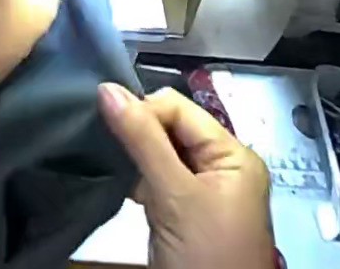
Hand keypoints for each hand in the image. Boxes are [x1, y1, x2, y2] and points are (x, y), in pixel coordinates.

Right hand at [98, 83, 274, 268]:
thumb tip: (107, 88)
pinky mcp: (185, 216)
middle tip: (106, 144)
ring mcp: (204, 193)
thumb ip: (142, 139)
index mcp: (233, 154)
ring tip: (110, 161)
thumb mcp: (175, 196)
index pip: (179, 108)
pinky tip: (120, 183)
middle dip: (138, 133)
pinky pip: (158, 180)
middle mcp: (222, 166)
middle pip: (170, 128)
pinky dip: (139, 180)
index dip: (144, 111)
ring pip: (160, 153)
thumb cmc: (207, 261)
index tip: (109, 123)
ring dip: (136, 157)